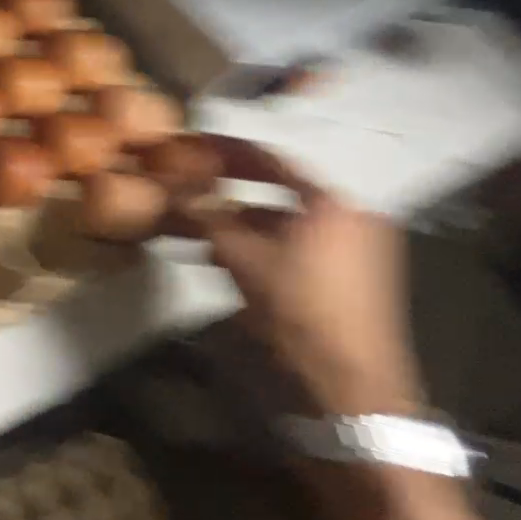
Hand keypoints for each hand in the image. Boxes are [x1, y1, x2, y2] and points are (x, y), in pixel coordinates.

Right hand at [193, 136, 423, 416]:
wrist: (347, 377)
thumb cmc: (293, 303)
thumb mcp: (237, 252)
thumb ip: (202, 211)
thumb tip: (167, 181)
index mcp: (332, 204)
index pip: (268, 158)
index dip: (222, 148)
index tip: (183, 142)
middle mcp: (350, 216)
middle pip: (273, 188)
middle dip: (223, 186)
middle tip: (179, 180)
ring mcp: (353, 247)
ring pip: (278, 218)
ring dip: (232, 217)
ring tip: (186, 223)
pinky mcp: (347, 273)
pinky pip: (291, 241)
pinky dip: (253, 240)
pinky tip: (214, 252)